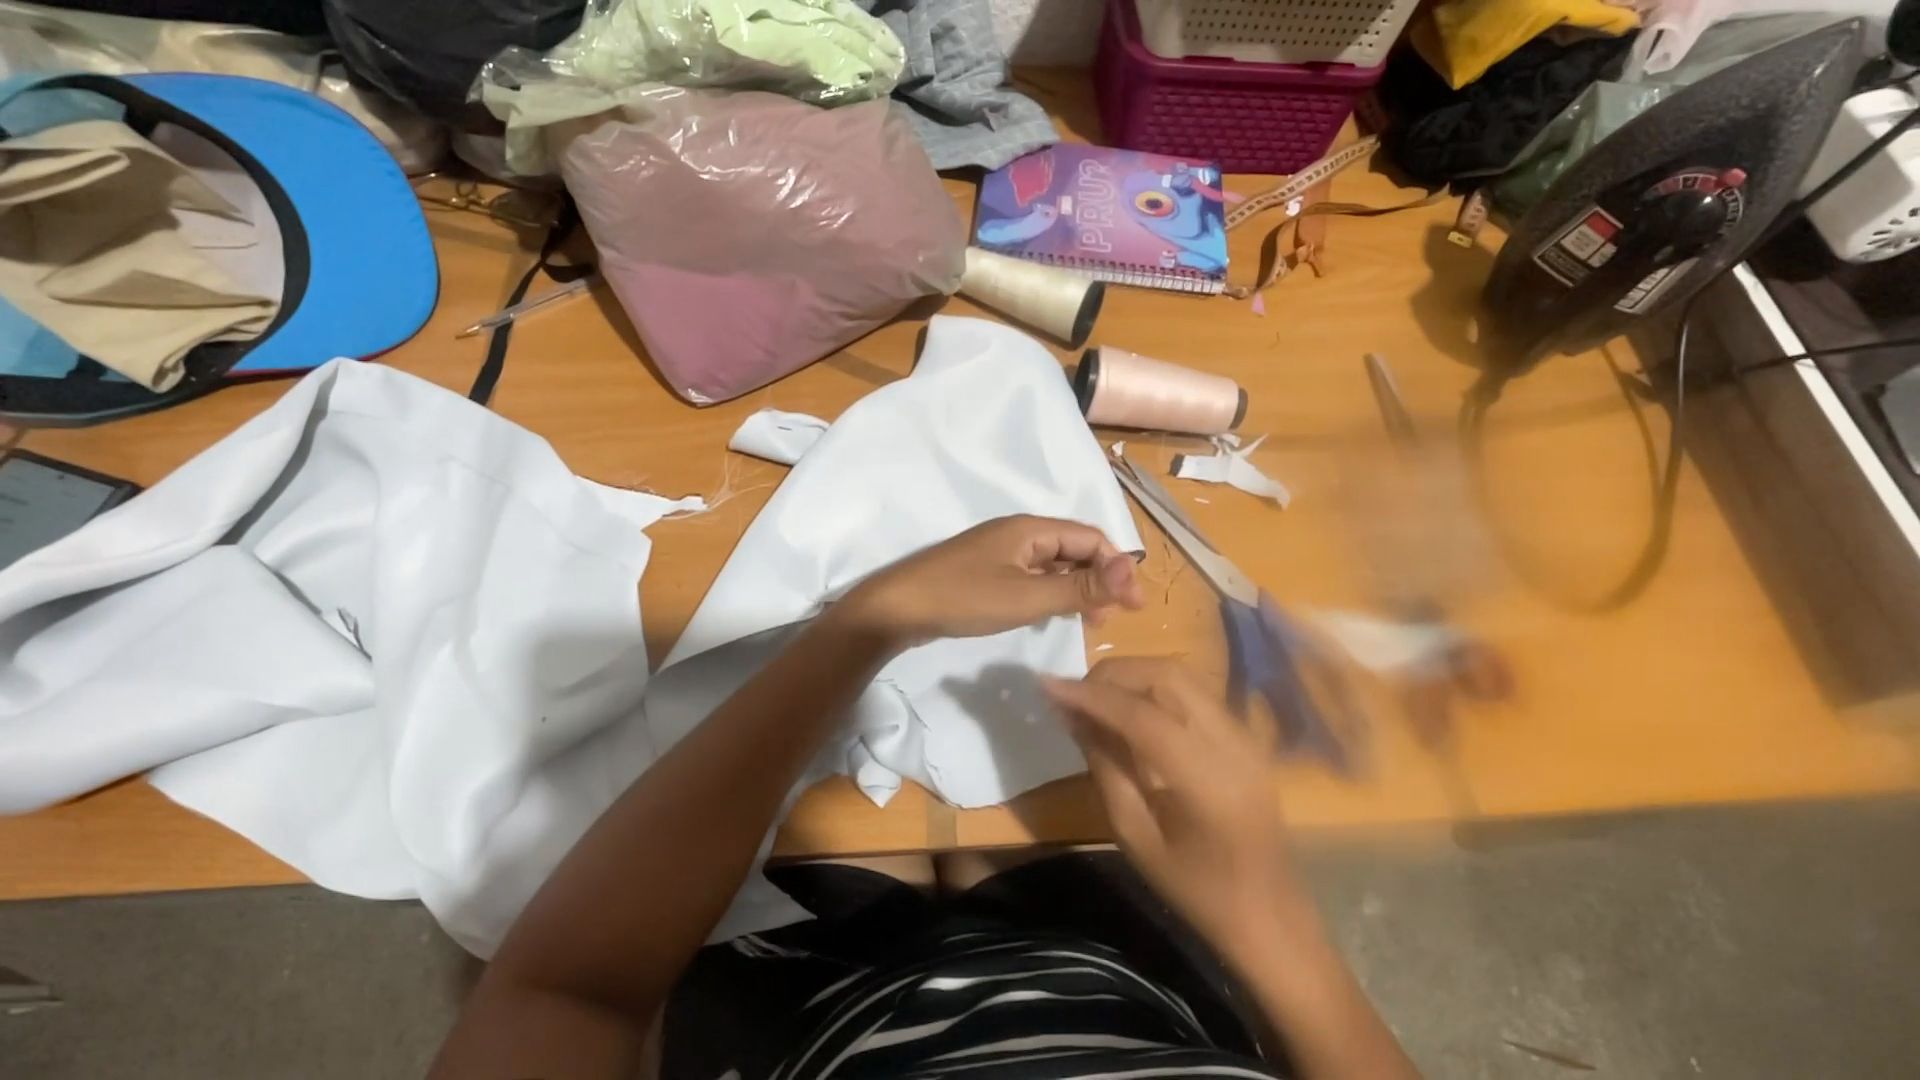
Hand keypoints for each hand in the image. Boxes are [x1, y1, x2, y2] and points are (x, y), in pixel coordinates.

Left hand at [837, 515, 1143, 646]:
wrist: (896, 609)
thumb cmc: (964, 598)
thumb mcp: (1028, 597)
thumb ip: (1079, 587)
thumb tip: (1130, 571)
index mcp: (1030, 530)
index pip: (1091, 538)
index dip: (1118, 567)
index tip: (1135, 605)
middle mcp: (1017, 534)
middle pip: (1073, 549)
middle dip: (1099, 579)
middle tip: (1112, 619)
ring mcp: (998, 553)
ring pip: (1051, 565)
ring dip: (1075, 589)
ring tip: (1089, 622)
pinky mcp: (983, 573)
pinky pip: (1029, 577)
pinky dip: (1049, 594)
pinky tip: (1049, 618)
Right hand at [1042, 657, 1304, 950]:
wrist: (1267, 910)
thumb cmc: (1194, 887)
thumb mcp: (1135, 834)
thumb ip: (1105, 766)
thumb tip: (1073, 715)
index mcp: (1204, 778)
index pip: (1140, 714)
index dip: (1090, 695)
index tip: (1046, 685)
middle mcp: (1231, 742)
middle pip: (1166, 675)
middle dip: (1113, 674)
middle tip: (1073, 694)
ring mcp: (1245, 734)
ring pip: (1182, 676)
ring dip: (1134, 676)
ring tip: (1096, 698)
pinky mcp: (1246, 735)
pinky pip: (1195, 693)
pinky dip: (1155, 688)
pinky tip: (1129, 709)